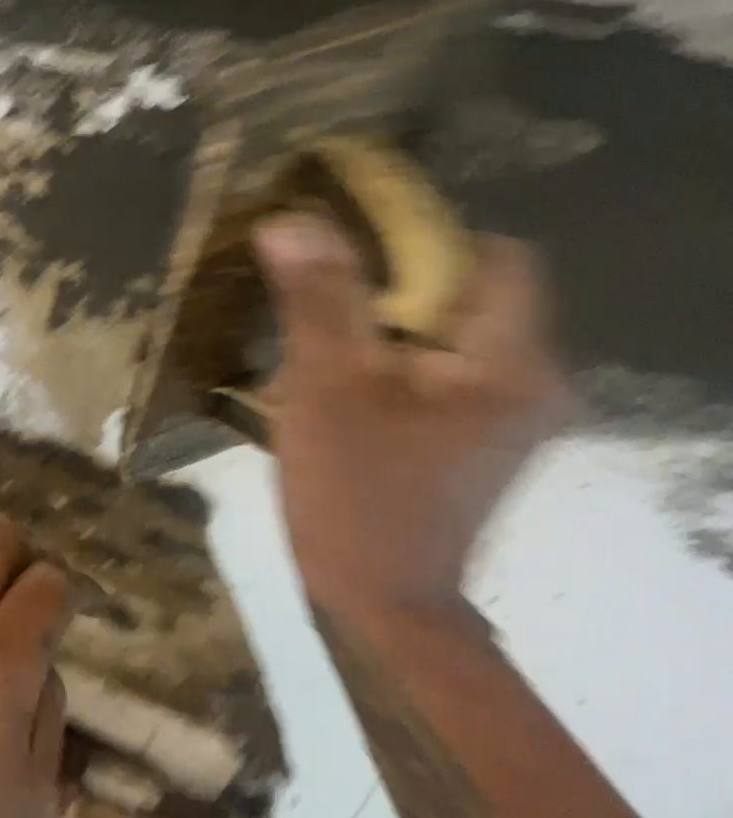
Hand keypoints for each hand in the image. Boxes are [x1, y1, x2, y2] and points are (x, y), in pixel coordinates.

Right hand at [252, 212, 570, 614]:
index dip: (424, 237)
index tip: (348, 248)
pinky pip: (430, 372)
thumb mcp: (327, 384)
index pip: (497, 257)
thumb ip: (317, 299)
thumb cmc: (356, 489)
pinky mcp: (469, 439)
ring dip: (374, 327)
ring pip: (439, 335)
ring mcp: (501, 415)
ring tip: (309, 351)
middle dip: (383, 287)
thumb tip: (291, 220)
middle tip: (312, 303)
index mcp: (510, 362)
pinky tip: (327, 388)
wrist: (377, 597)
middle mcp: (526, 381)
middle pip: (463, 295)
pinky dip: (382, 363)